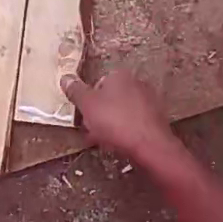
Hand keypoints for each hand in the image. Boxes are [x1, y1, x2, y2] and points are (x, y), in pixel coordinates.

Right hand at [62, 71, 181, 163]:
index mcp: (120, 76)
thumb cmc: (115, 121)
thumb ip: (76, 91)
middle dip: (100, 114)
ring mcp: (150, 101)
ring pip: (122, 112)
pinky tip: (120, 144)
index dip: (88, 100)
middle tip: (91, 130)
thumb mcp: (87, 105)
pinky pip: (134, 123)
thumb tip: (65, 78)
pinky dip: (126, 131)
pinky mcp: (157, 119)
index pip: (98, 83)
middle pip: (111, 98)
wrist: (150, 145)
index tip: (84, 115)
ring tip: (104, 140)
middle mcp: (137, 83)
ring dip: (111, 124)